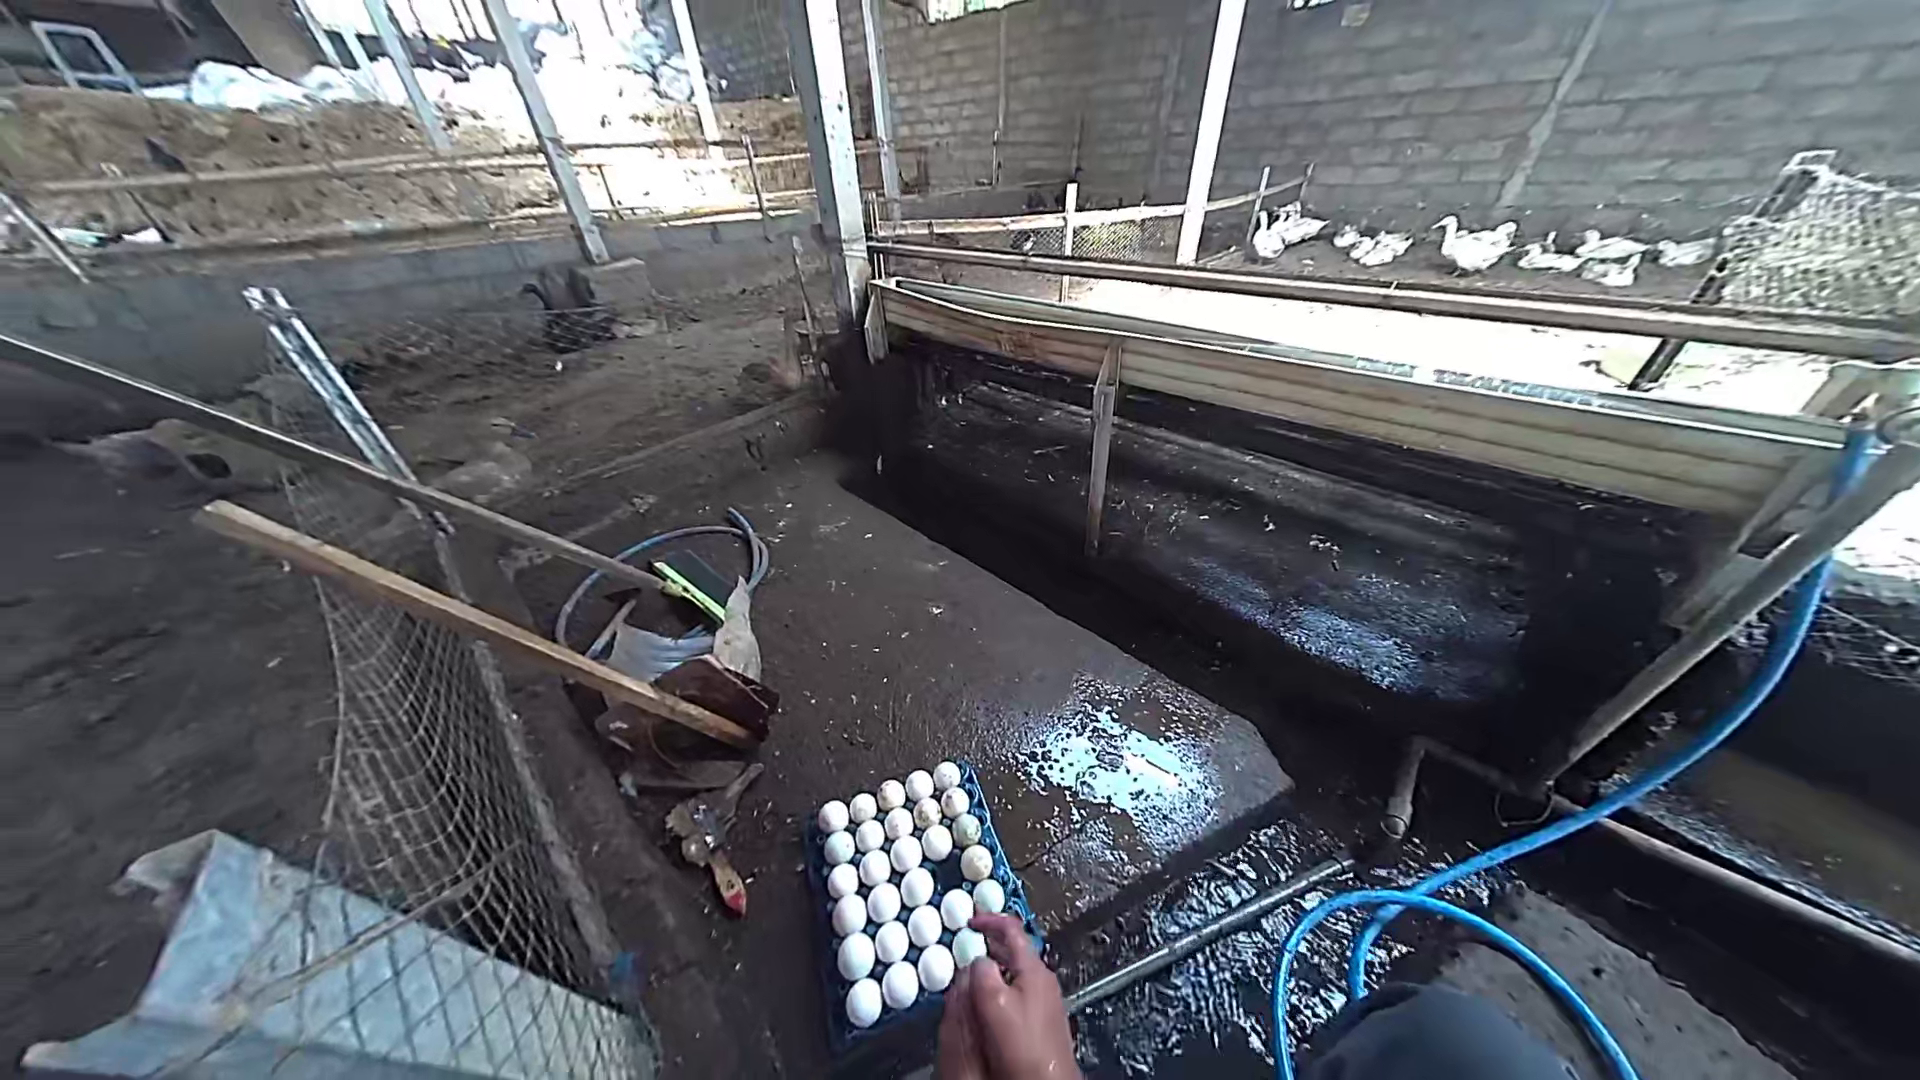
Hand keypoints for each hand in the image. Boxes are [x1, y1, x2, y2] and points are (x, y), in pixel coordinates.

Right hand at [936, 912, 1079, 1079]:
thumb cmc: (1025, 1047)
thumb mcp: (995, 1004)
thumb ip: (982, 973)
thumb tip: (977, 960)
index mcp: (1034, 968)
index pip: (1012, 928)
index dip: (989, 920)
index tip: (970, 921)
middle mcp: (1043, 979)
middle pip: (1014, 949)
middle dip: (989, 944)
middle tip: (968, 946)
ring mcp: (1045, 1000)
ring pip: (1014, 971)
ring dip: (993, 967)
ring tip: (973, 974)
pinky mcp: (1042, 1021)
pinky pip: (1017, 991)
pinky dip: (1000, 987)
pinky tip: (988, 1004)